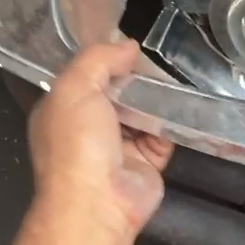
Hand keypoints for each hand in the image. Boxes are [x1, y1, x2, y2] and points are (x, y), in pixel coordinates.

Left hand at [27, 41, 173, 241]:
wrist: (98, 202)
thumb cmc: (76, 142)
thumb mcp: (75, 88)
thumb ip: (98, 60)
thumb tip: (128, 45)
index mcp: (63, 110)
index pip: (84, 78)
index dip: (103, 60)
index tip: (126, 43)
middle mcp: (89, 128)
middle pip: (116, 94)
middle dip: (134, 78)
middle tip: (159, 56)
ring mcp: (119, 147)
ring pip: (142, 113)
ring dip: (156, 99)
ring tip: (175, 75)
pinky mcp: (147, 163)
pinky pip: (162, 135)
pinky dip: (171, 123)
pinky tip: (181, 106)